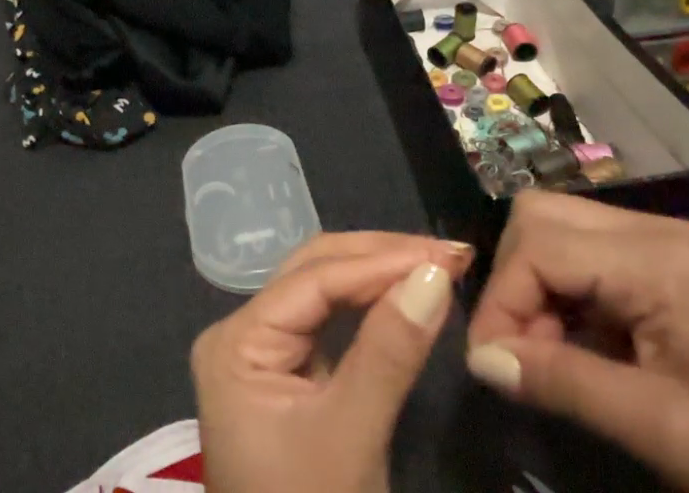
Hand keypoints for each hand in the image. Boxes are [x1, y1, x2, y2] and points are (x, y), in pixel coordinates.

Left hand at [190, 232, 471, 492]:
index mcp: (237, 342)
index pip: (315, 279)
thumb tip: (436, 273)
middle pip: (315, 272)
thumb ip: (389, 351)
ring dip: (380, 275)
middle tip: (451, 255)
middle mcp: (243, 334)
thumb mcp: (350, 434)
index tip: (449, 255)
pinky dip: (370, 306)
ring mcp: (264, 354)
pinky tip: (406, 297)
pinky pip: (330, 323)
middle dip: (382, 258)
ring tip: (439, 267)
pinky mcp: (288, 376)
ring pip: (324, 292)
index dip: (383, 261)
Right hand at [465, 191, 688, 492]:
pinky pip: (591, 259)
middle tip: (523, 357)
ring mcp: (668, 247)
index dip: (500, 300)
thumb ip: (563, 383)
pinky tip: (583, 351)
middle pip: (542, 217)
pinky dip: (566, 297)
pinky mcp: (673, 270)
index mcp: (659, 258)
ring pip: (561, 233)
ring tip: (552, 362)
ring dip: (537, 291)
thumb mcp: (663, 428)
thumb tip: (480, 359)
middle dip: (514, 282)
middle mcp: (657, 232)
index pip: (538, 242)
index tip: (492, 367)